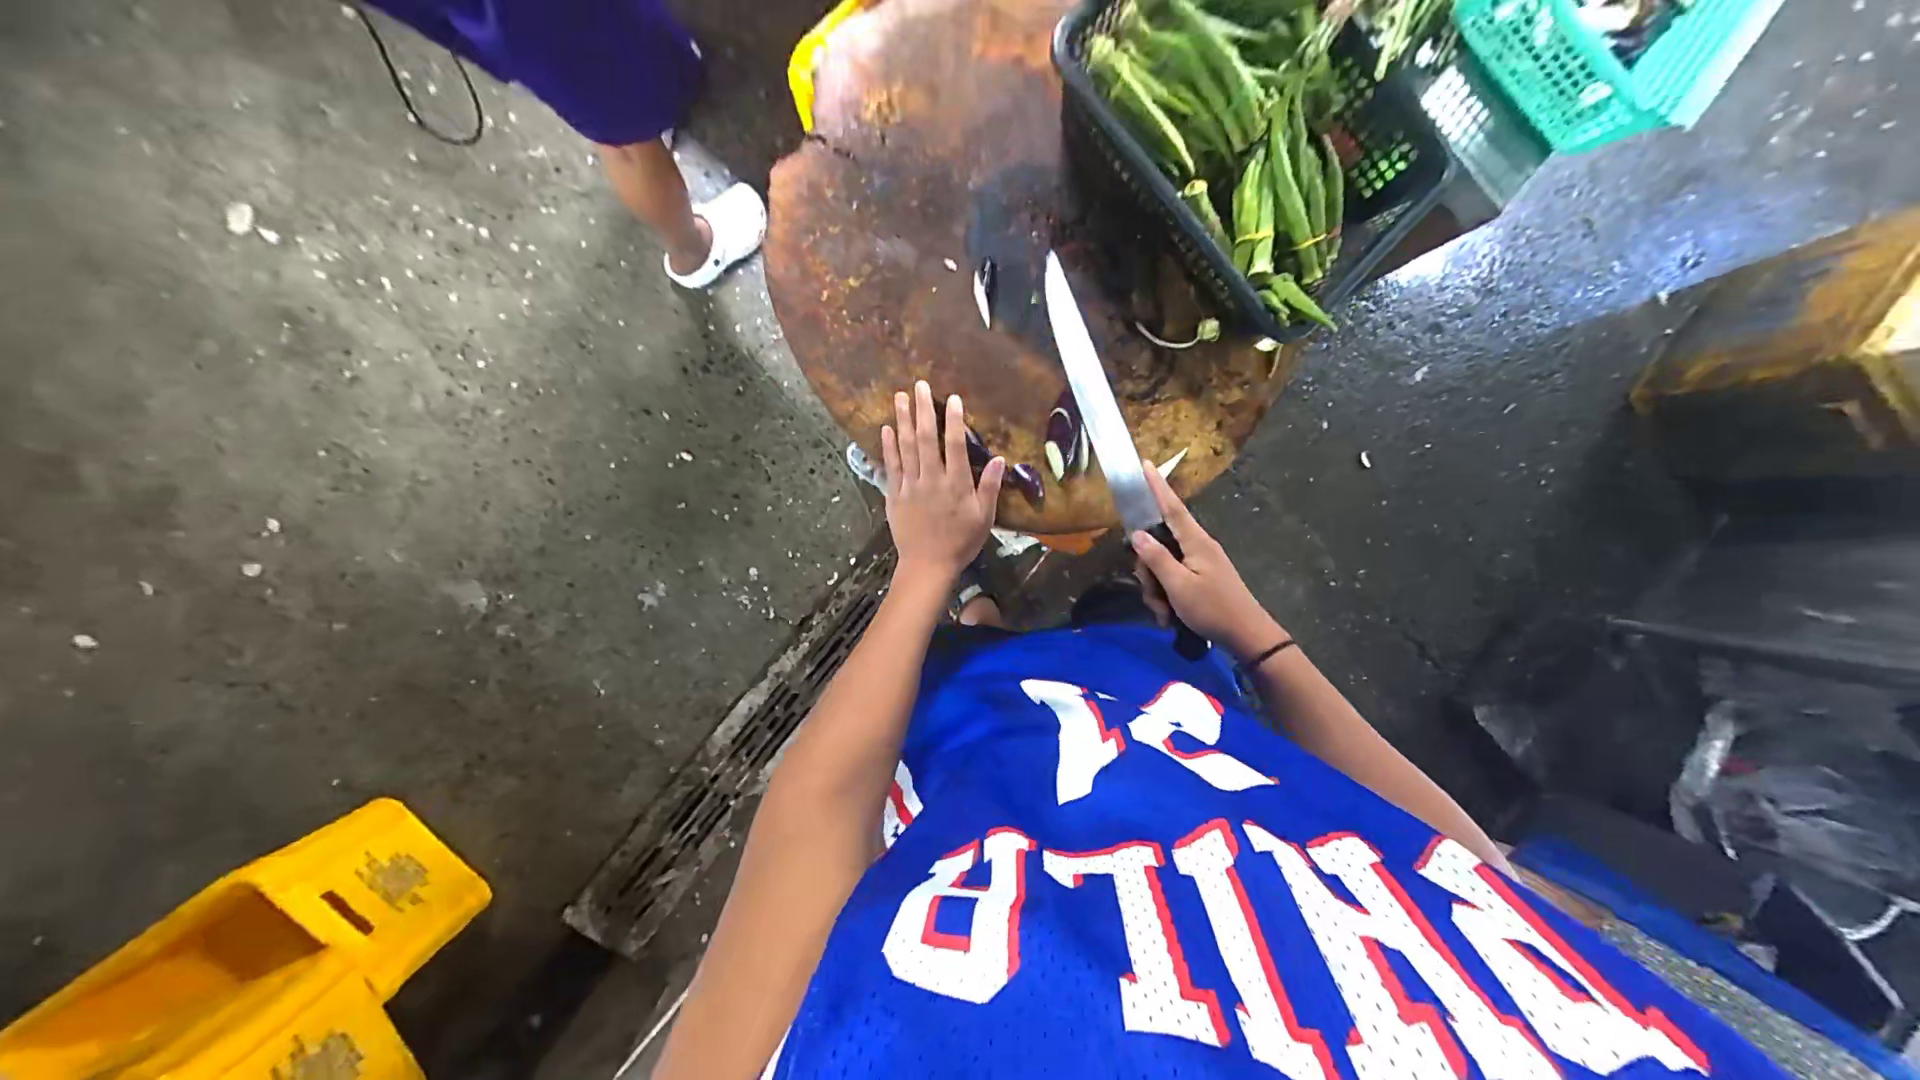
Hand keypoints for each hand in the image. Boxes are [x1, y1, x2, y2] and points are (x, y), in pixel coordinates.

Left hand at [881, 381, 1005, 586]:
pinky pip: (891, 466)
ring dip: (902, 420)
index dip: (953, 420)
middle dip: (922, 410)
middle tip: (919, 385)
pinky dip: (888, 446)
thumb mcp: (984, 517)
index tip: (953, 399)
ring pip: (905, 447)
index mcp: (955, 484)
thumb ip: (989, 487)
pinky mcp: (894, 495)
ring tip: (900, 397)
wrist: (928, 565)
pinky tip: (886, 428)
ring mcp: (910, 486)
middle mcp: (931, 479)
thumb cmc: (961, 542)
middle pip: (925, 438)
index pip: (954, 444)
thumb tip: (1000, 459)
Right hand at [1129, 459, 1285, 661]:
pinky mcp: (1201, 578)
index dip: (1157, 487)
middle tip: (1152, 595)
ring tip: (1164, 614)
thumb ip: (1156, 558)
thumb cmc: (1212, 609)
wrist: (1247, 635)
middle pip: (1159, 545)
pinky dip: (1167, 597)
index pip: (1172, 507)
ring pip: (1163, 565)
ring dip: (1157, 590)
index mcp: (1196, 542)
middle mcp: (1198, 547)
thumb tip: (1137, 534)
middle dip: (1148, 571)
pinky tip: (1169, 616)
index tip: (1146, 464)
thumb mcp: (1178, 585)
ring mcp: (1200, 563)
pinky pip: (1173, 579)